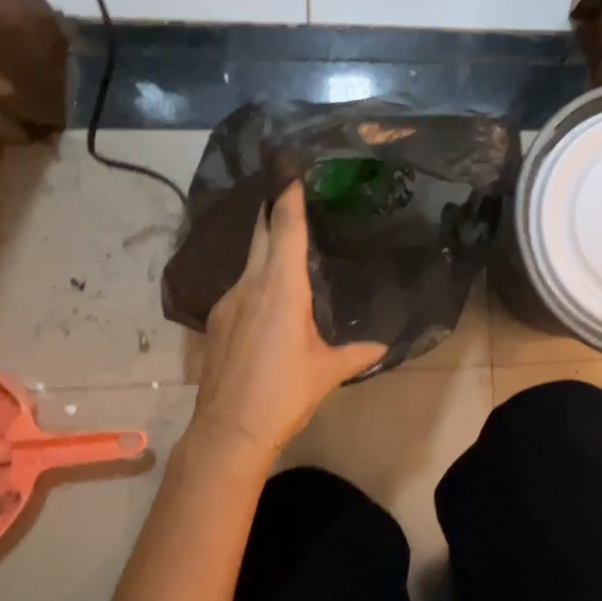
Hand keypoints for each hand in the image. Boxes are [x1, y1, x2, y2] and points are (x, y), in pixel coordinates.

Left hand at [195, 182, 385, 455]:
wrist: (228, 430)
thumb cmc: (284, 394)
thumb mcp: (328, 371)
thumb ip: (358, 352)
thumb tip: (385, 344)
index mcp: (282, 288)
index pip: (286, 227)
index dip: (291, 196)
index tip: (295, 170)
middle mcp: (251, 284)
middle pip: (262, 233)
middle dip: (277, 210)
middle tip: (296, 193)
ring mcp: (228, 301)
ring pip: (249, 260)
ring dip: (268, 246)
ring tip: (291, 245)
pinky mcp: (217, 319)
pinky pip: (241, 285)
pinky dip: (258, 278)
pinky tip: (271, 296)